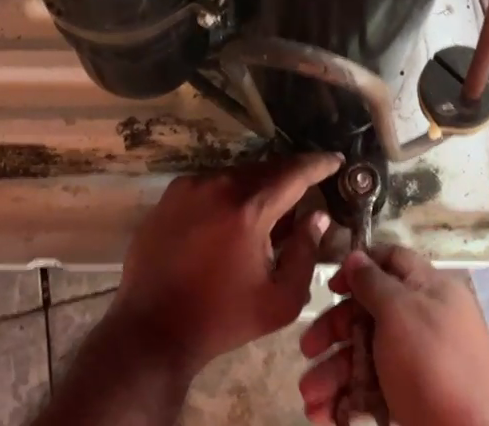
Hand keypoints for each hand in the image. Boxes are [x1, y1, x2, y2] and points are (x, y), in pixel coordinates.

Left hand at [106, 153, 341, 376]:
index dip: (319, 164)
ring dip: (258, 186)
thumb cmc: (222, 318)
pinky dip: (229, 194)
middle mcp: (219, 186)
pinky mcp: (170, 195)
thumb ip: (306, 252)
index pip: (294, 173)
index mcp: (249, 210)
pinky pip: (210, 184)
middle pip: (266, 170)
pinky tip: (231, 219)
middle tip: (306, 190)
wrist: (152, 328)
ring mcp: (190, 187)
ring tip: (268, 212)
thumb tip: (317, 215)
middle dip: (289, 177)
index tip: (335, 160)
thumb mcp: (280, 299)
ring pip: (237, 174)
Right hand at [298, 244, 488, 425]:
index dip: (359, 267)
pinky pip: (371, 393)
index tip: (331, 286)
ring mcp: (416, 365)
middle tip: (306, 350)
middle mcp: (422, 323)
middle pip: (368, 313)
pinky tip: (325, 416)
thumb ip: (374, 282)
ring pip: (363, 357)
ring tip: (310, 400)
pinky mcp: (409, 402)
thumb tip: (356, 256)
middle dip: (332, 332)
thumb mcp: (401, 312)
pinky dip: (346, 403)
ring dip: (331, 375)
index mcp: (429, 291)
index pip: (392, 261)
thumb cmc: (434, 365)